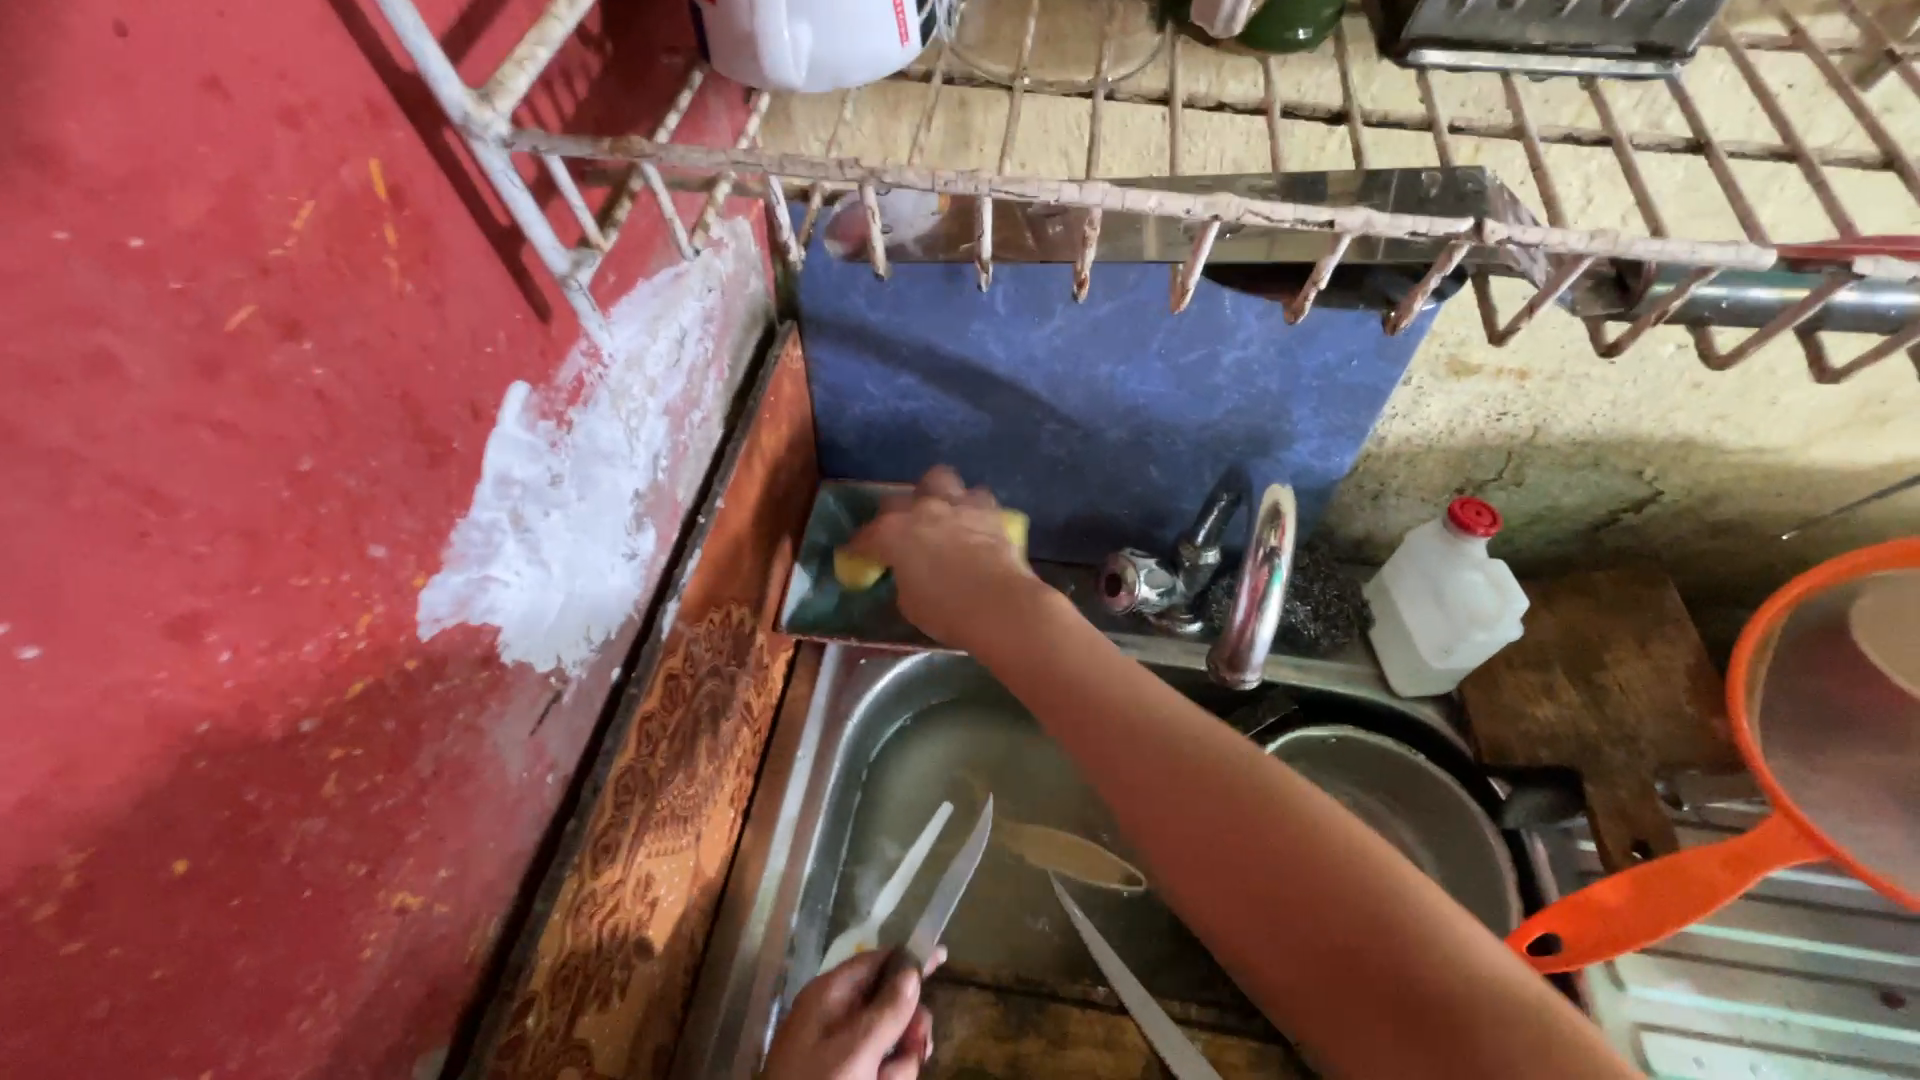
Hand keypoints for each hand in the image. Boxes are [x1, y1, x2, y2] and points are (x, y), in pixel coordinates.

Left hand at [761, 950, 937, 1079]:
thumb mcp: (855, 1052)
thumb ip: (887, 1012)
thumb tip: (911, 972)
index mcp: (829, 996)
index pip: (876, 962)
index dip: (908, 960)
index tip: (941, 957)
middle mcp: (836, 1016)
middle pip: (890, 1005)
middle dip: (908, 1029)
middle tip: (918, 1048)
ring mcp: (841, 1050)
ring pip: (892, 1042)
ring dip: (899, 1065)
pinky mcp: (848, 1075)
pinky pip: (883, 1068)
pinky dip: (889, 1079)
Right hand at [846, 466, 1052, 650]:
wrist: (998, 603)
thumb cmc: (946, 610)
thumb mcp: (909, 603)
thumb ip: (905, 579)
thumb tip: (910, 574)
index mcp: (892, 534)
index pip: (866, 536)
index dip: (860, 547)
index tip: (859, 554)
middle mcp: (920, 510)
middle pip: (897, 500)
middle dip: (895, 515)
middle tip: (901, 533)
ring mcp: (956, 505)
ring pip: (939, 478)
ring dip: (935, 493)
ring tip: (940, 511)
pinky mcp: (989, 510)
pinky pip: (977, 496)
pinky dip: (972, 506)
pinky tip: (973, 521)